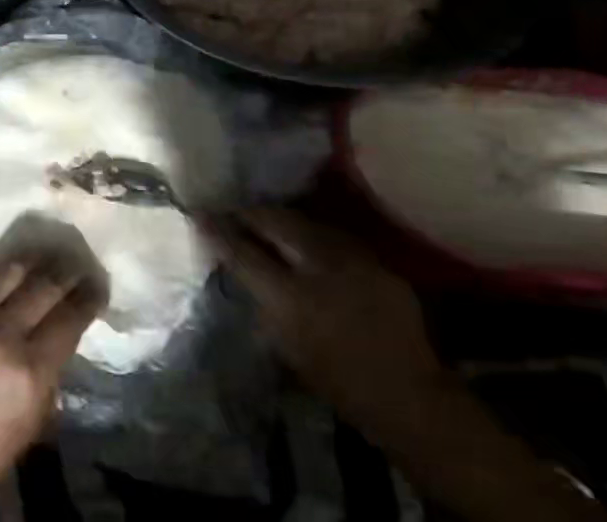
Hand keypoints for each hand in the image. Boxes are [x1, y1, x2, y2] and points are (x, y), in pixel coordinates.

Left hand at [0, 244, 104, 520]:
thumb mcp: (40, 409)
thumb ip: (55, 362)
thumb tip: (68, 324)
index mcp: (32, 369)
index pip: (70, 316)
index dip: (90, 296)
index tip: (100, 285)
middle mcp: (4, 334)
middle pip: (46, 285)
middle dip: (70, 272)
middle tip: (83, 263)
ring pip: (15, 270)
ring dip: (39, 261)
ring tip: (53, 256)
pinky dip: (10, 270)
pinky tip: (23, 266)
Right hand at [201, 206, 443, 427]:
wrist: (407, 396)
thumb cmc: (336, 381)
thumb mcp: (285, 345)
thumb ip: (263, 300)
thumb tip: (241, 268)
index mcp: (290, 298)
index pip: (243, 252)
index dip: (218, 230)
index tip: (199, 214)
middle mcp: (320, 268)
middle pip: (275, 221)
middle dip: (250, 213)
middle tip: (233, 210)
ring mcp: (352, 259)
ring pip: (305, 220)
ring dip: (281, 219)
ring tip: (265, 219)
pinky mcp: (376, 260)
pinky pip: (333, 236)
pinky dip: (312, 234)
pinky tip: (305, 239)